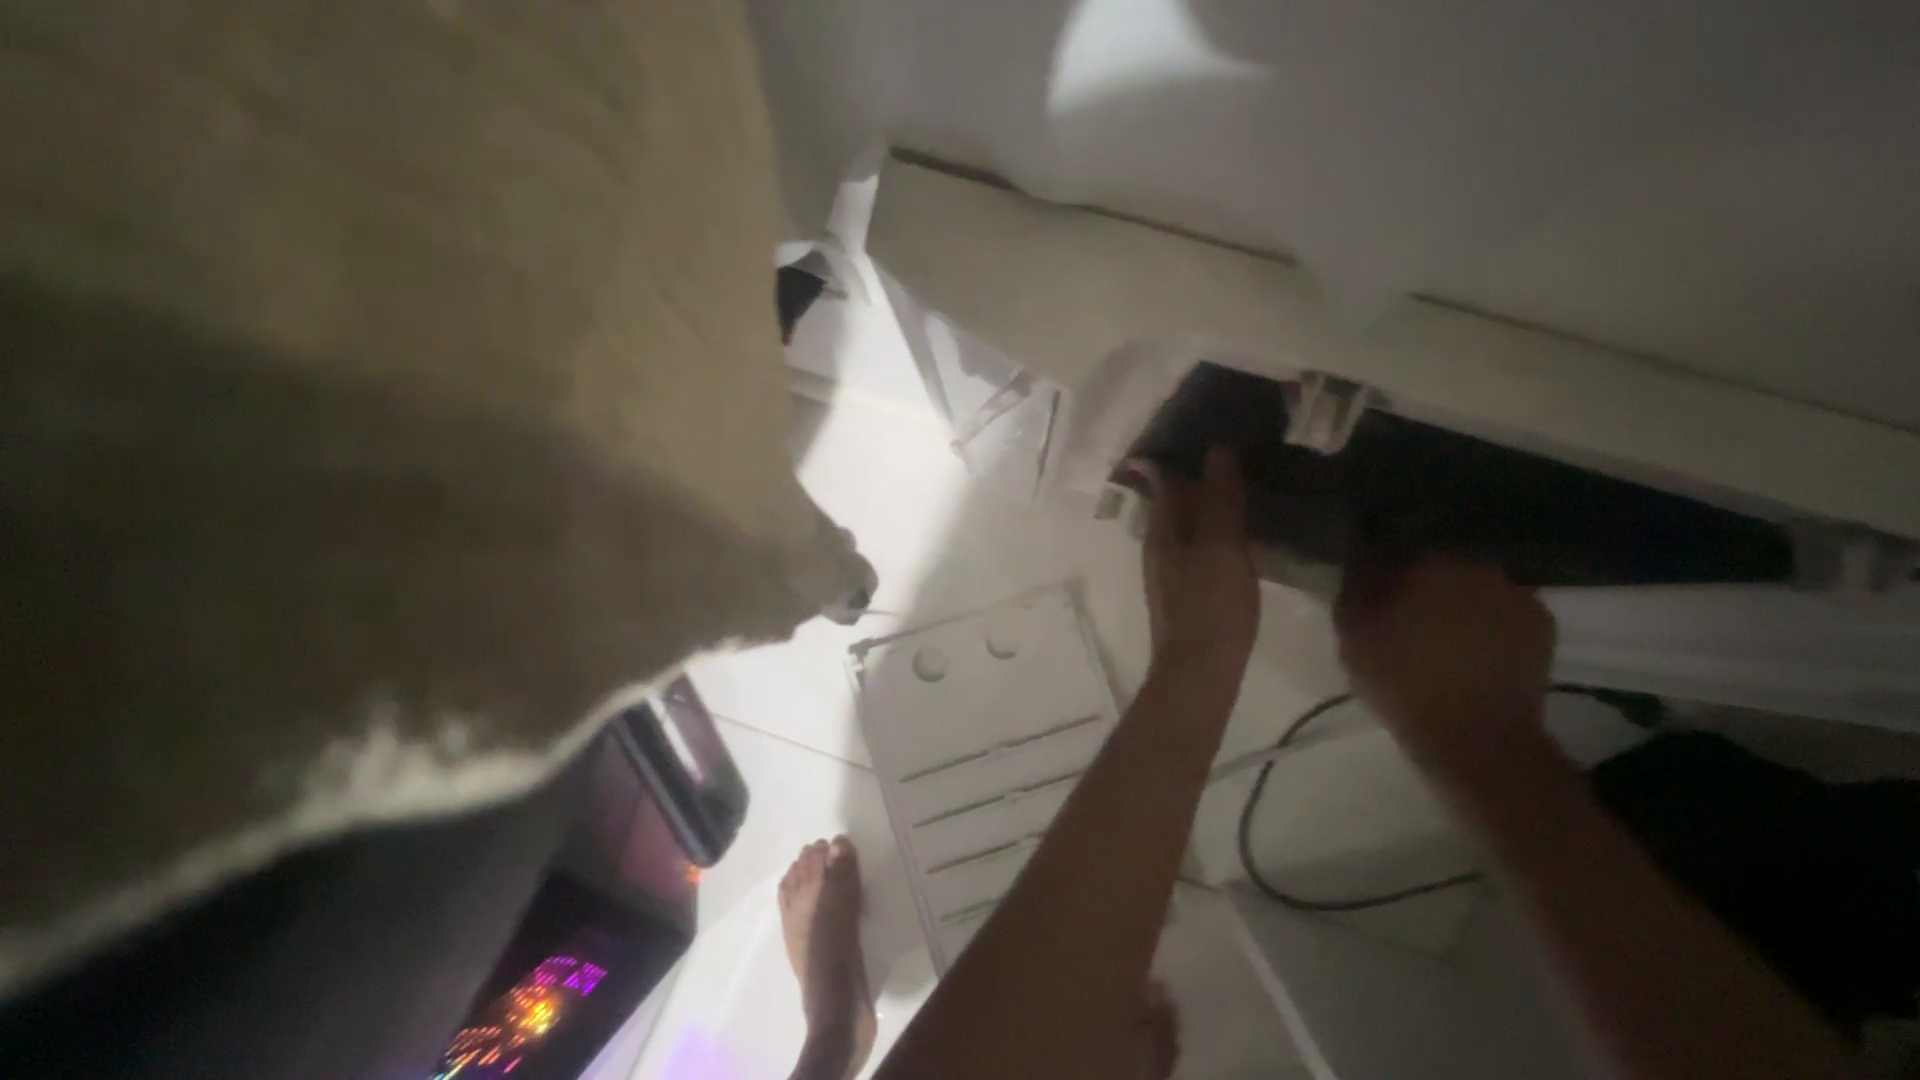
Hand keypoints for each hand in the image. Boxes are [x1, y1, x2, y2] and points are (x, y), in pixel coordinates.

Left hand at [1132, 447, 1258, 670]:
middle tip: (1238, 450)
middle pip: (1175, 499)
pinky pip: (1199, 546)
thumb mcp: (1220, 547)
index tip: (1211, 429)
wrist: (1199, 672)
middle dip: (1199, 475)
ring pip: (1187, 523)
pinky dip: (1216, 530)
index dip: (1184, 453)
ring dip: (1209, 502)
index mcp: (1161, 529)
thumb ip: (1218, 500)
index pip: (1165, 477)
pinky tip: (1243, 533)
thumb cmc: (1211, 606)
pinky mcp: (1186, 590)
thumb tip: (1217, 450)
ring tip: (1247, 484)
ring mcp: (1170, 569)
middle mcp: (1158, 544)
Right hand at [1334, 555, 1554, 764]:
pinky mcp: (1542, 623)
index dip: (1378, 570)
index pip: (1392, 547)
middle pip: (1438, 564)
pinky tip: (1475, 652)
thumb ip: (1355, 587)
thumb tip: (1363, 561)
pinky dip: (1490, 624)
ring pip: (1474, 587)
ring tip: (1443, 637)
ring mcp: (1516, 591)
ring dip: (1458, 602)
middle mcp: (1476, 564)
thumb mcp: (1352, 634)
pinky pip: (1504, 612)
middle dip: (1422, 584)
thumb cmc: (1401, 682)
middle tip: (1406, 616)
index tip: (1369, 592)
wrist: (1477, 737)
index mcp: (1425, 560)